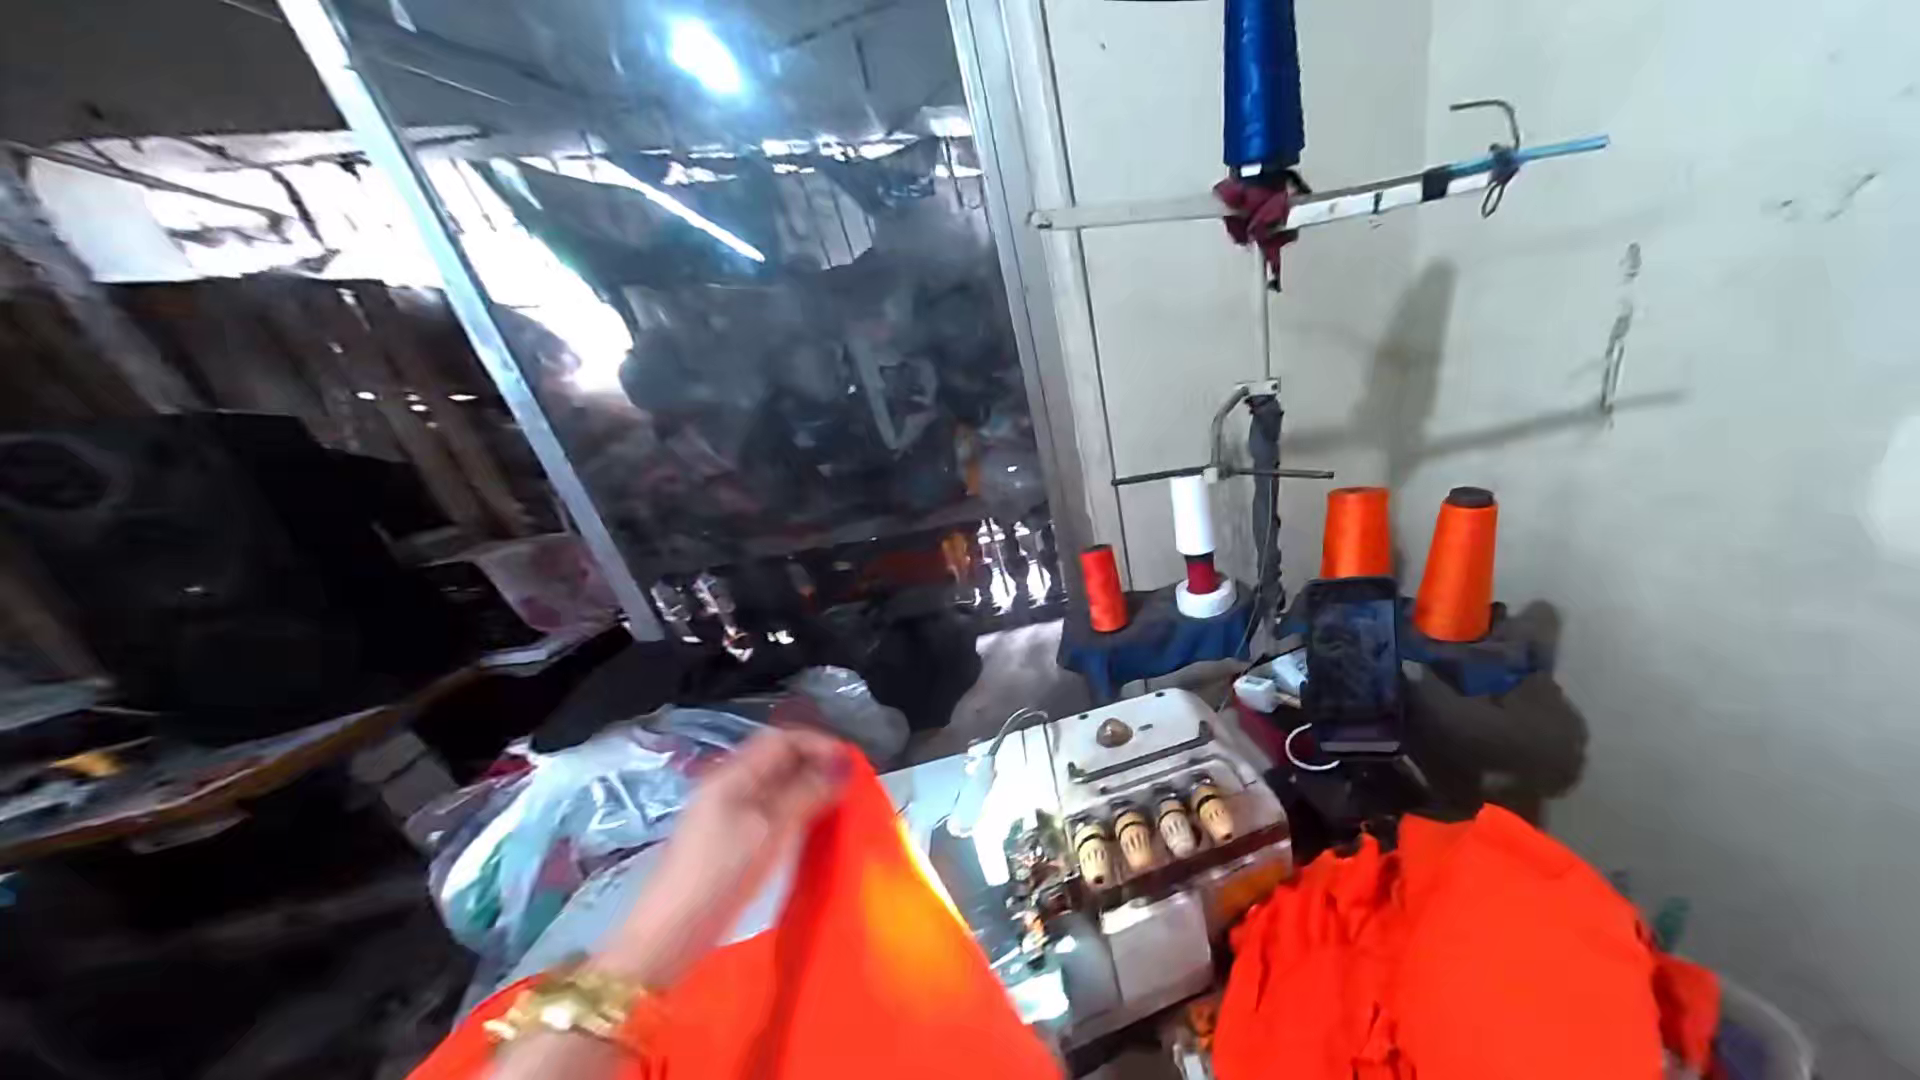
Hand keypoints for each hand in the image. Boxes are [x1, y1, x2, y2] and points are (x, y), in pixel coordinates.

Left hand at [590, 729, 849, 987]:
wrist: (666, 936)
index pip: (782, 738)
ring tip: (835, 802)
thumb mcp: (769, 830)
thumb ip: (806, 793)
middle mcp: (727, 784)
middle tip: (847, 783)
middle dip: (814, 762)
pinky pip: (766, 805)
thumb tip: (841, 767)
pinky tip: (807, 824)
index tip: (849, 763)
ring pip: (773, 782)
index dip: (818, 743)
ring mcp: (723, 810)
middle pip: (777, 757)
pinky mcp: (725, 836)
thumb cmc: (719, 876)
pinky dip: (791, 805)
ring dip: (805, 785)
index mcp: (732, 774)